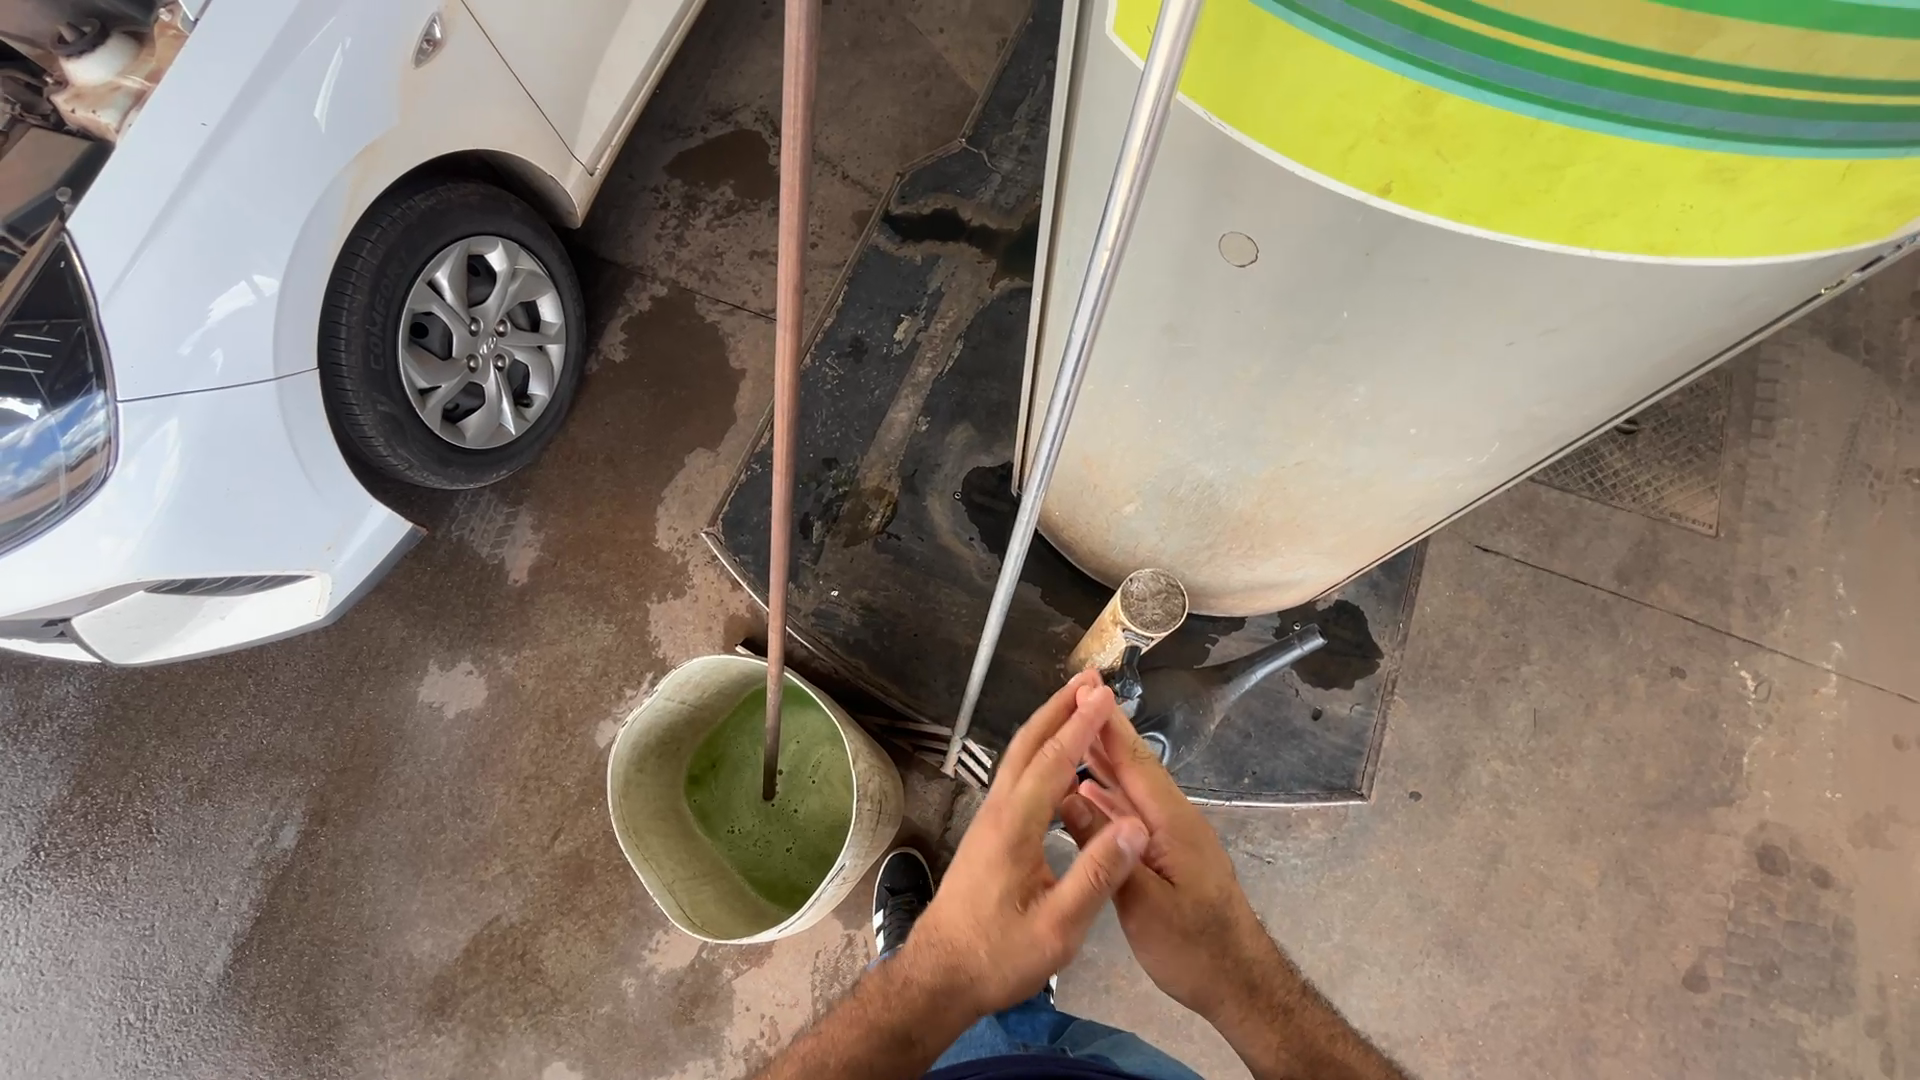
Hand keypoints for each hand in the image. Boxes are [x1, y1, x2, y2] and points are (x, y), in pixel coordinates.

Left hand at [901, 671, 1148, 1016]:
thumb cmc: (998, 956)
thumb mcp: (1057, 929)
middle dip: (1059, 707)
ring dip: (1047, 724)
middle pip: (1027, 744)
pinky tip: (1056, 758)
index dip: (1080, 725)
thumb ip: (1097, 876)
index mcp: (1014, 825)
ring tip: (1077, 703)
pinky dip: (1040, 750)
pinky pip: (1016, 774)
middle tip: (1090, 679)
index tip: (1104, 694)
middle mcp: (997, 809)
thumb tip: (1135, 826)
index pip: (1053, 761)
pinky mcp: (987, 830)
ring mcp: (988, 818)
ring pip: (1018, 756)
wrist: (940, 974)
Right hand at [1057, 682, 1273, 1024]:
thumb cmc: (1195, 949)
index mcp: (1172, 822)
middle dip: (1105, 732)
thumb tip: (1071, 798)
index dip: (1109, 726)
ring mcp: (1174, 837)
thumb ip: (1106, 849)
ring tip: (1074, 734)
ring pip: (1133, 789)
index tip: (1087, 690)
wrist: (1242, 986)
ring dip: (1105, 760)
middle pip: (1135, 767)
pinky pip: (1133, 813)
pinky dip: (1109, 796)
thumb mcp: (1144, 904)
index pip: (1135, 763)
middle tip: (1074, 699)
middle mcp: (1174, 819)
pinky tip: (1088, 792)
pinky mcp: (1170, 855)